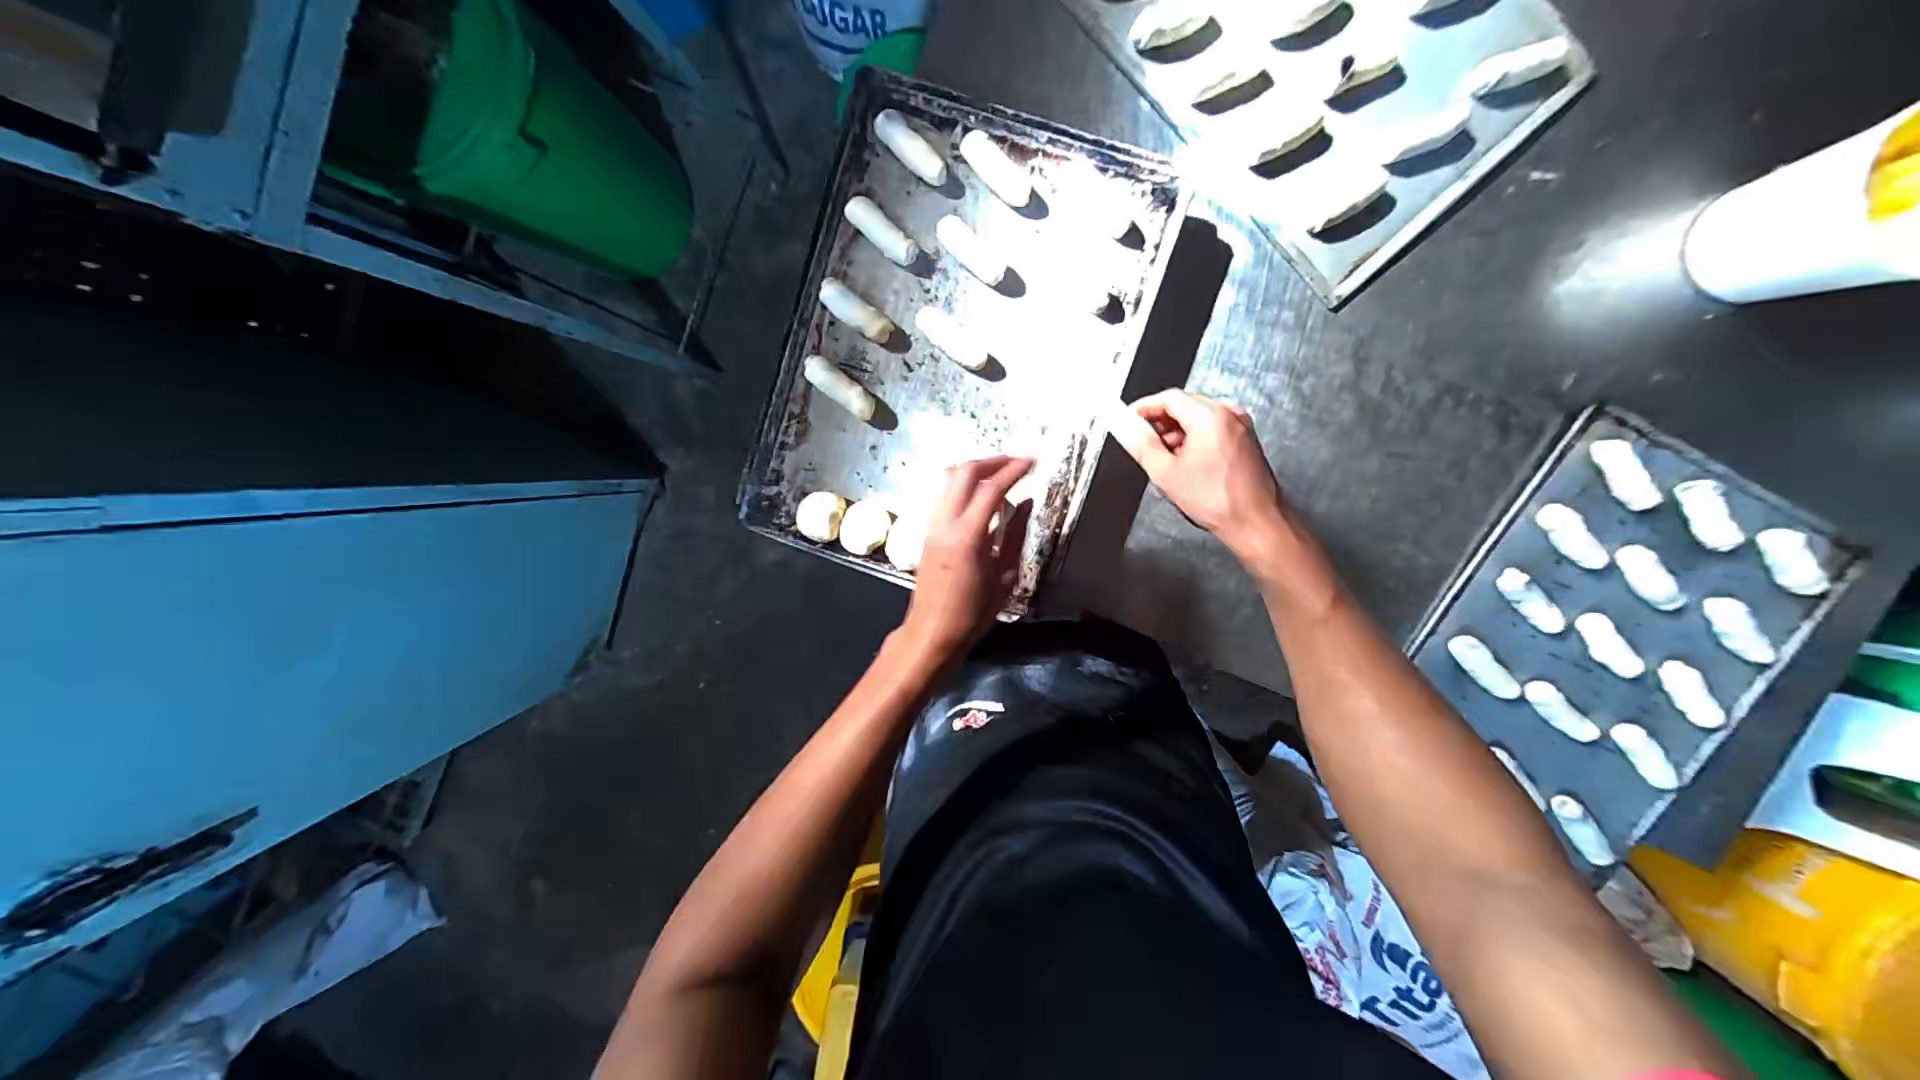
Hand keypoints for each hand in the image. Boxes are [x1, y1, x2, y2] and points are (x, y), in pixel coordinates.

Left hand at [899, 455, 1034, 659]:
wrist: (932, 632)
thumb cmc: (972, 614)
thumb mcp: (1005, 577)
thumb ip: (1017, 536)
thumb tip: (1026, 505)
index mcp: (968, 537)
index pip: (992, 488)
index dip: (1014, 469)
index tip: (1032, 462)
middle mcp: (945, 524)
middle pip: (964, 472)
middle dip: (992, 461)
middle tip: (1015, 462)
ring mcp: (932, 526)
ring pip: (949, 480)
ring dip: (975, 469)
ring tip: (999, 474)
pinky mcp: (927, 532)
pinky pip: (945, 496)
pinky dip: (963, 485)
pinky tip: (979, 496)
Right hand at [1107, 390, 1287, 556]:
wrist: (1254, 522)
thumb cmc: (1220, 501)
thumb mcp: (1165, 473)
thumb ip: (1141, 445)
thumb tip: (1127, 428)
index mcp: (1210, 416)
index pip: (1168, 397)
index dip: (1144, 408)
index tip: (1129, 419)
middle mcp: (1229, 414)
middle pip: (1184, 405)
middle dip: (1160, 421)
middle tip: (1141, 440)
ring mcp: (1240, 426)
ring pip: (1198, 418)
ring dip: (1176, 432)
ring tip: (1163, 458)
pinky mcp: (1245, 439)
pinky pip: (1212, 429)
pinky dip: (1194, 439)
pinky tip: (1185, 463)